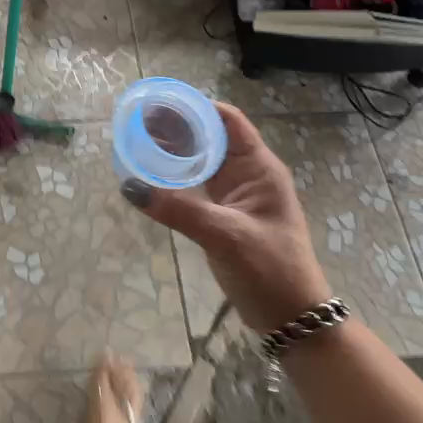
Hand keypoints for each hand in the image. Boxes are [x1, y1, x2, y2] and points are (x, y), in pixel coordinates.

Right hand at [123, 103, 332, 330]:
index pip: (227, 119)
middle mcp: (248, 173)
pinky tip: (150, 174)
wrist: (293, 320)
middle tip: (136, 121)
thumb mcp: (225, 236)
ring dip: (173, 148)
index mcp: (259, 167)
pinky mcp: (224, 214)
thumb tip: (130, 186)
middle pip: (209, 135)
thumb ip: (179, 209)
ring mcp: (236, 194)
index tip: (158, 103)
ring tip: (136, 140)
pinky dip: (174, 174)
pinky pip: (196, 182)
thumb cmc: (270, 271)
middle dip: (176, 125)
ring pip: (200, 158)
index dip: (195, 106)